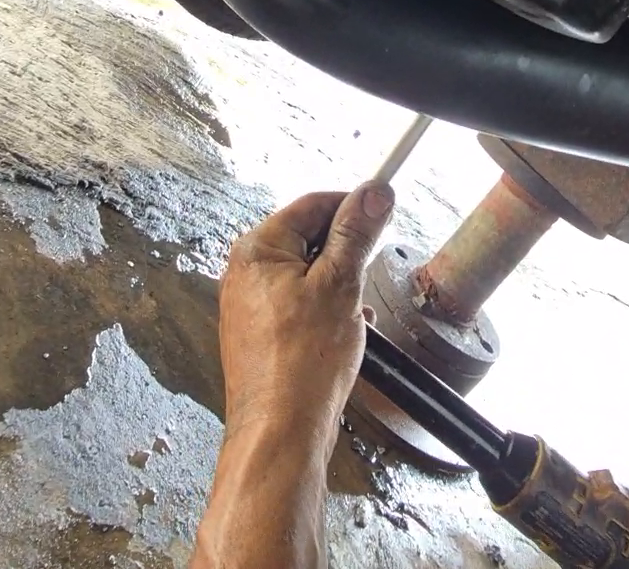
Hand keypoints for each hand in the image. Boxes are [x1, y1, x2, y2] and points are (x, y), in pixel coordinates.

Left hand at [216, 183, 394, 440]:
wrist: (279, 434)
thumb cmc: (301, 365)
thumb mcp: (341, 284)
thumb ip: (357, 234)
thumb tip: (373, 194)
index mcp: (257, 249)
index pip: (312, 204)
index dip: (351, 206)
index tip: (381, 210)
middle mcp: (247, 271)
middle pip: (309, 237)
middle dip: (345, 253)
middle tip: (366, 273)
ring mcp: (251, 303)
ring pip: (308, 271)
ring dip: (339, 283)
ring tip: (352, 311)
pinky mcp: (261, 331)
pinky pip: (300, 301)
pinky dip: (325, 307)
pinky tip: (342, 330)